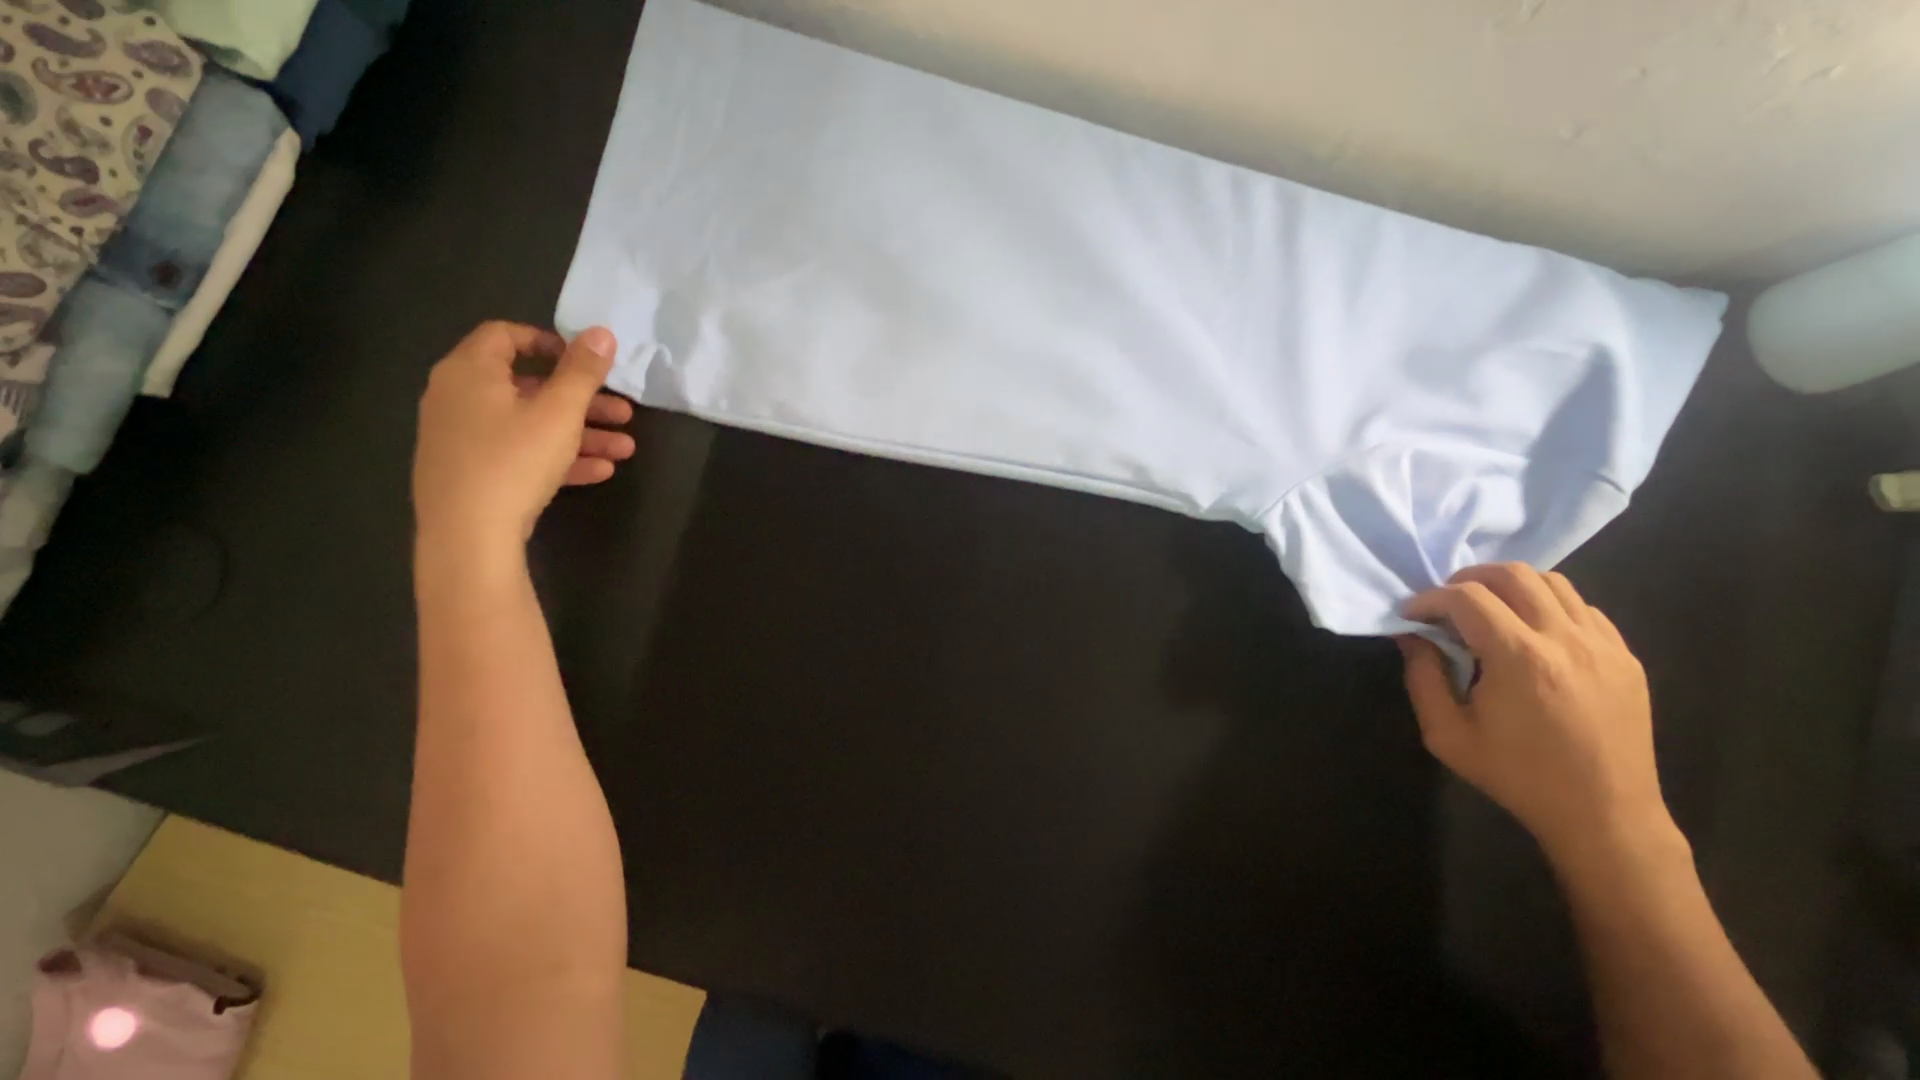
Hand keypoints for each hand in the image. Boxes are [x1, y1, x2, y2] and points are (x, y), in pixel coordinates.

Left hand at [412, 321, 635, 563]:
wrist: (466, 537)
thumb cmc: (512, 461)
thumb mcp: (559, 412)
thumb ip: (583, 371)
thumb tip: (601, 332)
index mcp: (469, 371)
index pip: (505, 335)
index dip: (550, 343)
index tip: (587, 363)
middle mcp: (456, 397)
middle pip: (526, 386)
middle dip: (581, 400)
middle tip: (623, 413)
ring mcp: (460, 438)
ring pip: (528, 424)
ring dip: (578, 433)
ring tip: (624, 449)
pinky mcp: (469, 473)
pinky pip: (516, 453)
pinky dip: (554, 456)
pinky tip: (598, 472)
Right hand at [1398, 563, 1675, 866]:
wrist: (1603, 814)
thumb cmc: (1517, 777)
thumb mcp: (1448, 735)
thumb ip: (1422, 678)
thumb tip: (1412, 636)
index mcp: (1519, 658)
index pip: (1467, 597)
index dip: (1430, 598)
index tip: (1412, 614)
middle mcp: (1565, 639)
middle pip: (1513, 574)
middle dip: (1469, 578)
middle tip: (1447, 602)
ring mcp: (1603, 645)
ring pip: (1553, 582)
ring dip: (1512, 586)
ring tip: (1490, 610)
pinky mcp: (1625, 657)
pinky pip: (1584, 609)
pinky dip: (1550, 607)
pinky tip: (1533, 635)